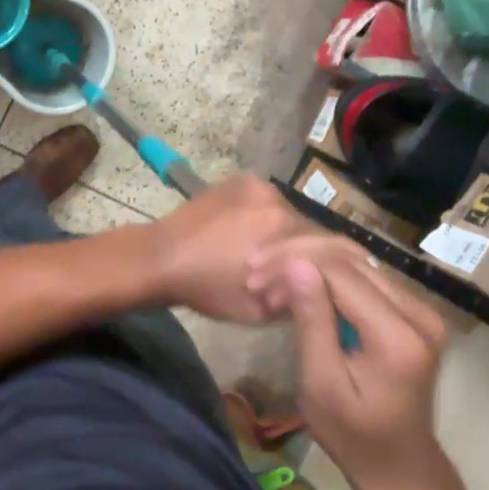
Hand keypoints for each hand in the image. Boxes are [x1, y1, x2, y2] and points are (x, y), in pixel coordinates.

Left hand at [147, 174, 326, 323]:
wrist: (161, 257)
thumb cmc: (208, 288)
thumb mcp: (260, 310)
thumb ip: (299, 297)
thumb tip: (319, 287)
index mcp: (284, 228)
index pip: (327, 248)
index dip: (322, 269)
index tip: (311, 284)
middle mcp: (275, 199)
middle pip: (307, 228)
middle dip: (302, 251)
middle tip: (288, 271)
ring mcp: (255, 184)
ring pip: (287, 213)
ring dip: (283, 231)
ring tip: (265, 252)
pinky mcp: (238, 179)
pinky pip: (265, 200)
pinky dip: (263, 216)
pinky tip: (248, 233)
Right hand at [246, 237, 448, 488]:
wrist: (399, 466)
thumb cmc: (352, 434)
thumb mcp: (321, 383)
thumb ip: (312, 320)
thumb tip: (294, 264)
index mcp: (399, 336)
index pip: (340, 272)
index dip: (292, 266)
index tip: (252, 280)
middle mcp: (420, 314)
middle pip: (350, 259)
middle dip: (296, 257)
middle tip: (254, 273)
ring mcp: (421, 310)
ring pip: (356, 261)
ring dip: (309, 262)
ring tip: (268, 277)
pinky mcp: (413, 312)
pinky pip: (365, 277)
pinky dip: (327, 275)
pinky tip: (297, 285)